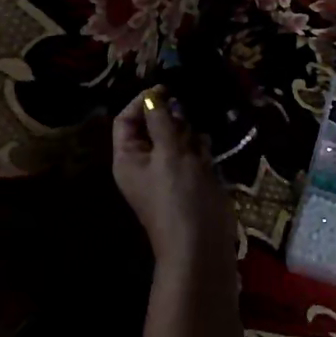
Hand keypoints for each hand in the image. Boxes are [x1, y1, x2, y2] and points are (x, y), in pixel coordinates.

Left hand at [113, 86, 236, 266]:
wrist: (202, 246)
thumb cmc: (179, 197)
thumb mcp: (169, 154)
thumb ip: (161, 121)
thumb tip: (153, 94)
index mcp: (128, 158)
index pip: (126, 119)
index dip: (143, 102)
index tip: (167, 90)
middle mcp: (144, 164)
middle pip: (152, 127)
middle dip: (171, 116)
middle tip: (190, 112)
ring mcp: (168, 174)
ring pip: (175, 139)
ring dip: (189, 132)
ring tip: (200, 134)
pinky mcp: (190, 182)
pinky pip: (192, 156)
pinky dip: (200, 149)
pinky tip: (209, 149)